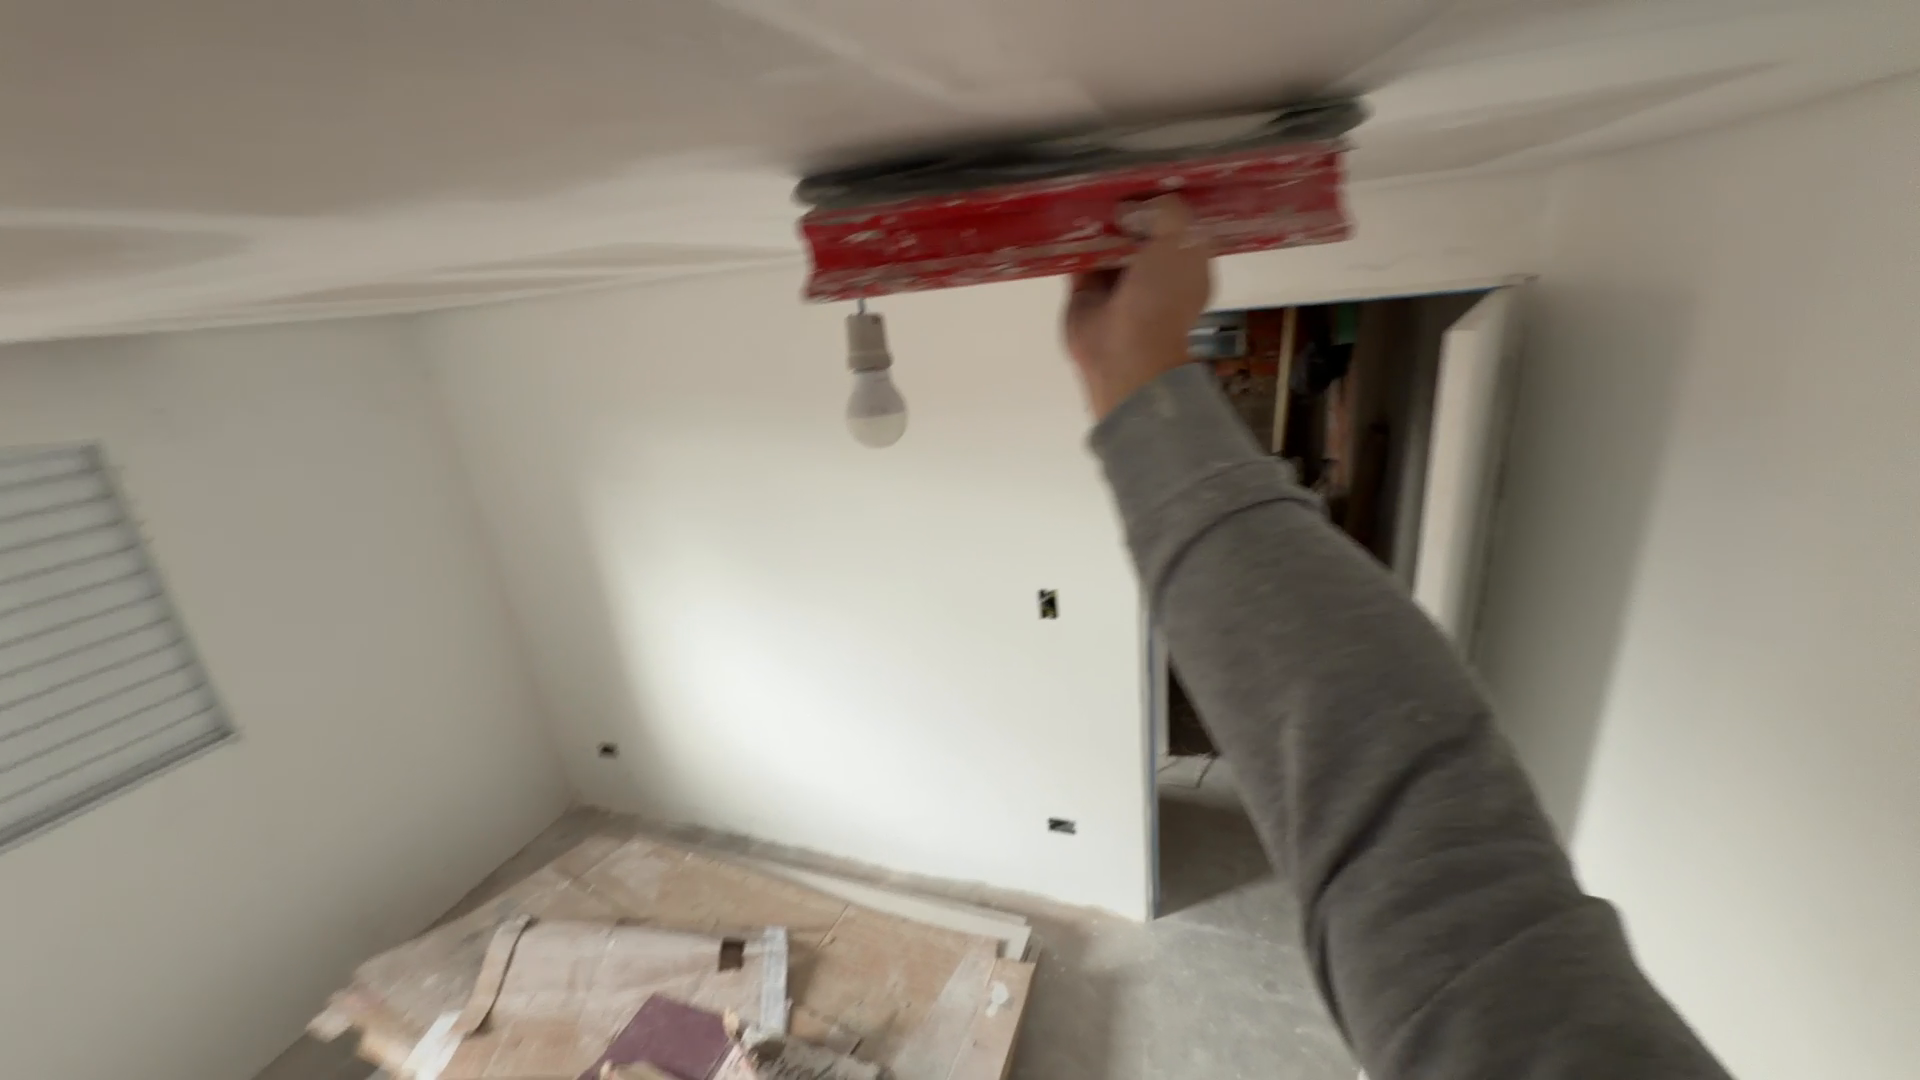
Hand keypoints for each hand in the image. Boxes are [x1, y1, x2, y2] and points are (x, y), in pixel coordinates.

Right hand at [1062, 195, 1213, 418]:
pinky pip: (1077, 259)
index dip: (1163, 198)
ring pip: (1106, 242)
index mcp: (1185, 263)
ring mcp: (1117, 284)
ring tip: (1086, 189)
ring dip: (1096, 222)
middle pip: (1138, 229)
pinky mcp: (1084, 293)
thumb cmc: (1162, 297)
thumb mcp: (1180, 240)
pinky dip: (1071, 242)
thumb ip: (1165, 210)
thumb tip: (1128, 207)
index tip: (1147, 174)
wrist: (1125, 350)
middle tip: (1110, 176)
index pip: (1177, 223)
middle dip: (1126, 206)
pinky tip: (1065, 217)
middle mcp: (1153, 272)